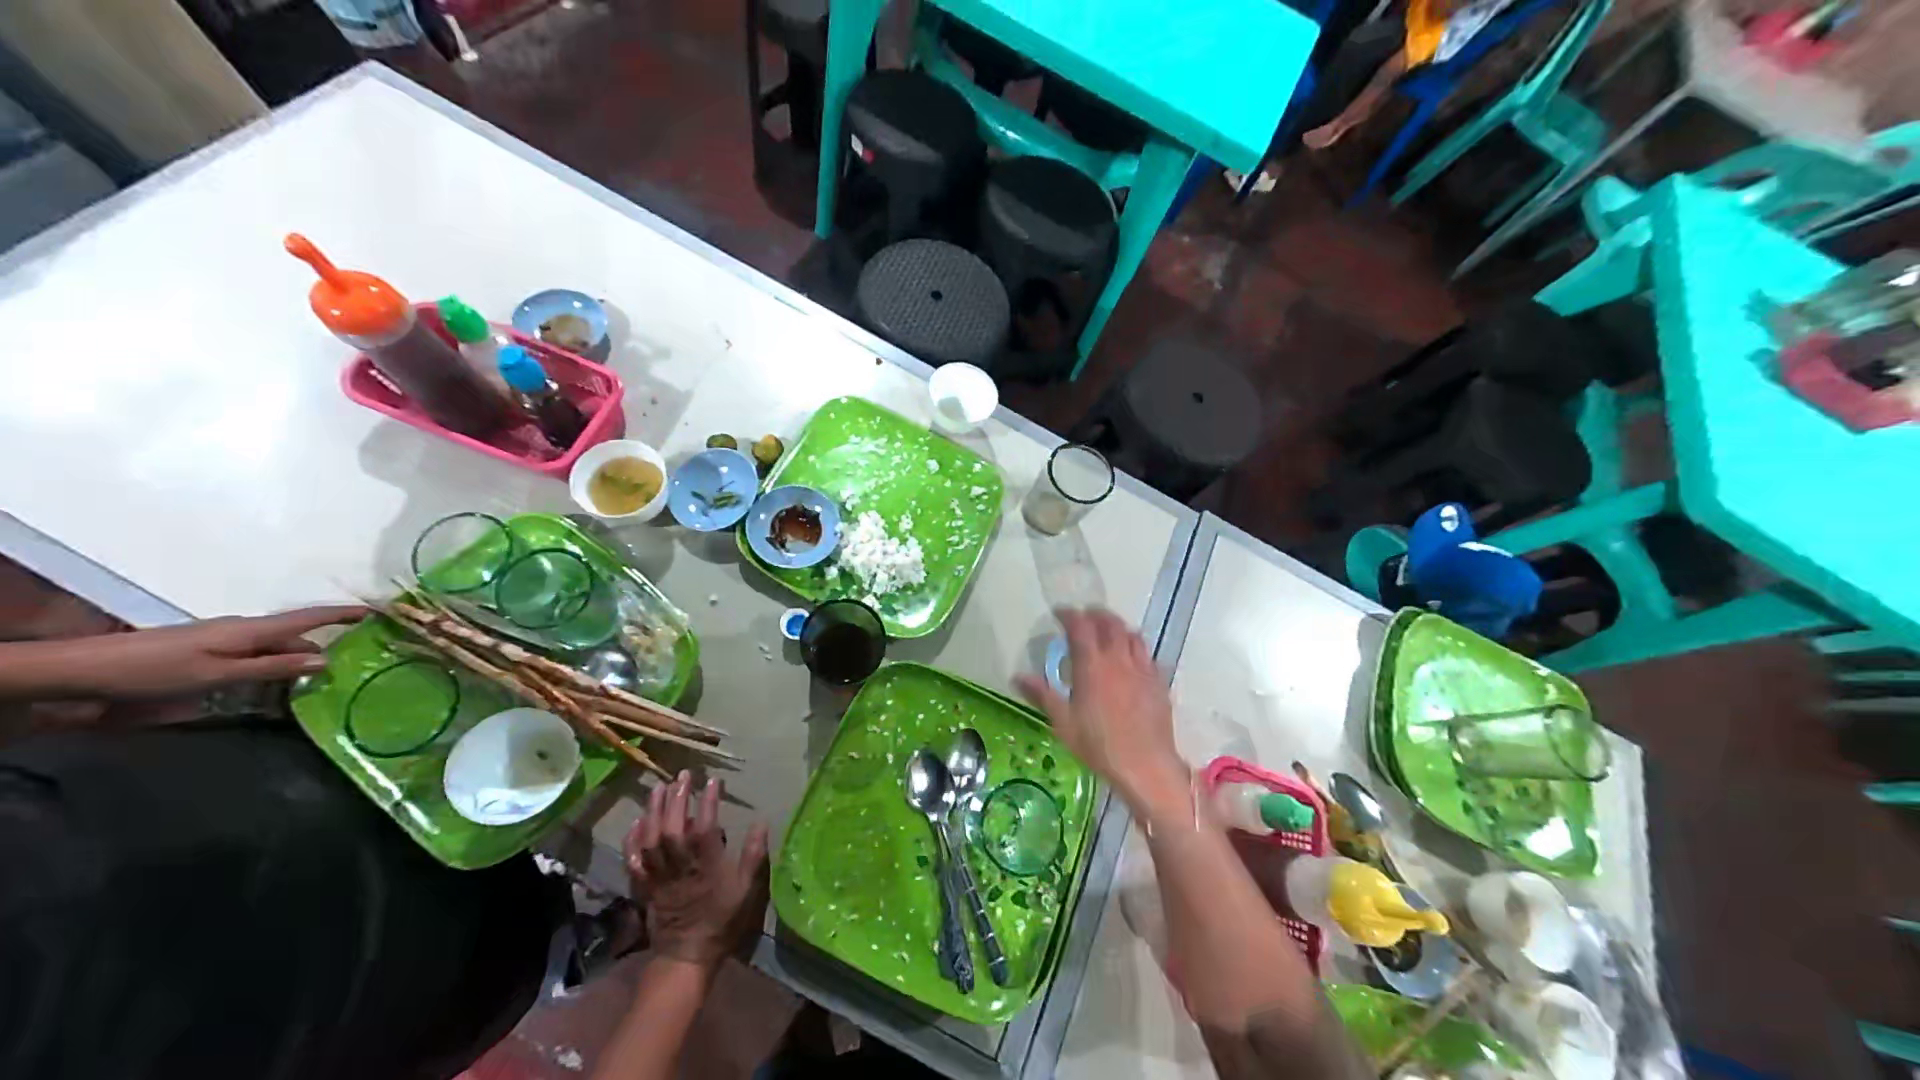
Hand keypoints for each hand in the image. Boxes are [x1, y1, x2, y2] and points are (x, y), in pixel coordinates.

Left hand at [61, 606, 366, 697]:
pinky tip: (274, 684)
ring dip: (296, 659)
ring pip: (274, 646)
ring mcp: (225, 638)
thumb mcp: (218, 675)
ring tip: (317, 681)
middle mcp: (244, 629)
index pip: (310, 617)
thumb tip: (326, 659)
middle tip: (351, 665)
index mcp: (252, 630)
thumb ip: (272, 667)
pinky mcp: (209, 649)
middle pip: (294, 634)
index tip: (377, 611)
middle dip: (324, 645)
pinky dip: (273, 665)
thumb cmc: (156, 671)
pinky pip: (255, 653)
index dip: (344, 614)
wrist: (85, 669)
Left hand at [625, 771, 769, 969]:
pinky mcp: (645, 886)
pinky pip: (634, 861)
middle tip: (683, 775)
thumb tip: (762, 822)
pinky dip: (633, 840)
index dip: (709, 801)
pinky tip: (636, 823)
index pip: (706, 825)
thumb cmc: (722, 920)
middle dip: (677, 798)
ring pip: (651, 839)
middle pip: (674, 827)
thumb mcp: (747, 890)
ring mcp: (659, 875)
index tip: (713, 781)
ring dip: (654, 811)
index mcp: (707, 864)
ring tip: (659, 788)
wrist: (687, 956)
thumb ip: (754, 855)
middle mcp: (680, 865)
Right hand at [1015, 608, 1190, 826]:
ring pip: (1132, 635)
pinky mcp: (1158, 682)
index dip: (1069, 615)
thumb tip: (1017, 676)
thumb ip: (1042, 694)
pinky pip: (1147, 654)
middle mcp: (1118, 659)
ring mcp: (1142, 669)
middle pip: (1110, 623)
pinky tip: (1131, 659)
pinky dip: (1136, 647)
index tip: (1059, 613)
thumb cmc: (1099, 745)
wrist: (1146, 765)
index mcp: (1091, 665)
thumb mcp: (1063, 722)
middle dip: (1096, 614)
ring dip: (1118, 627)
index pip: (1080, 626)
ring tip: (1108, 632)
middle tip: (1084, 617)